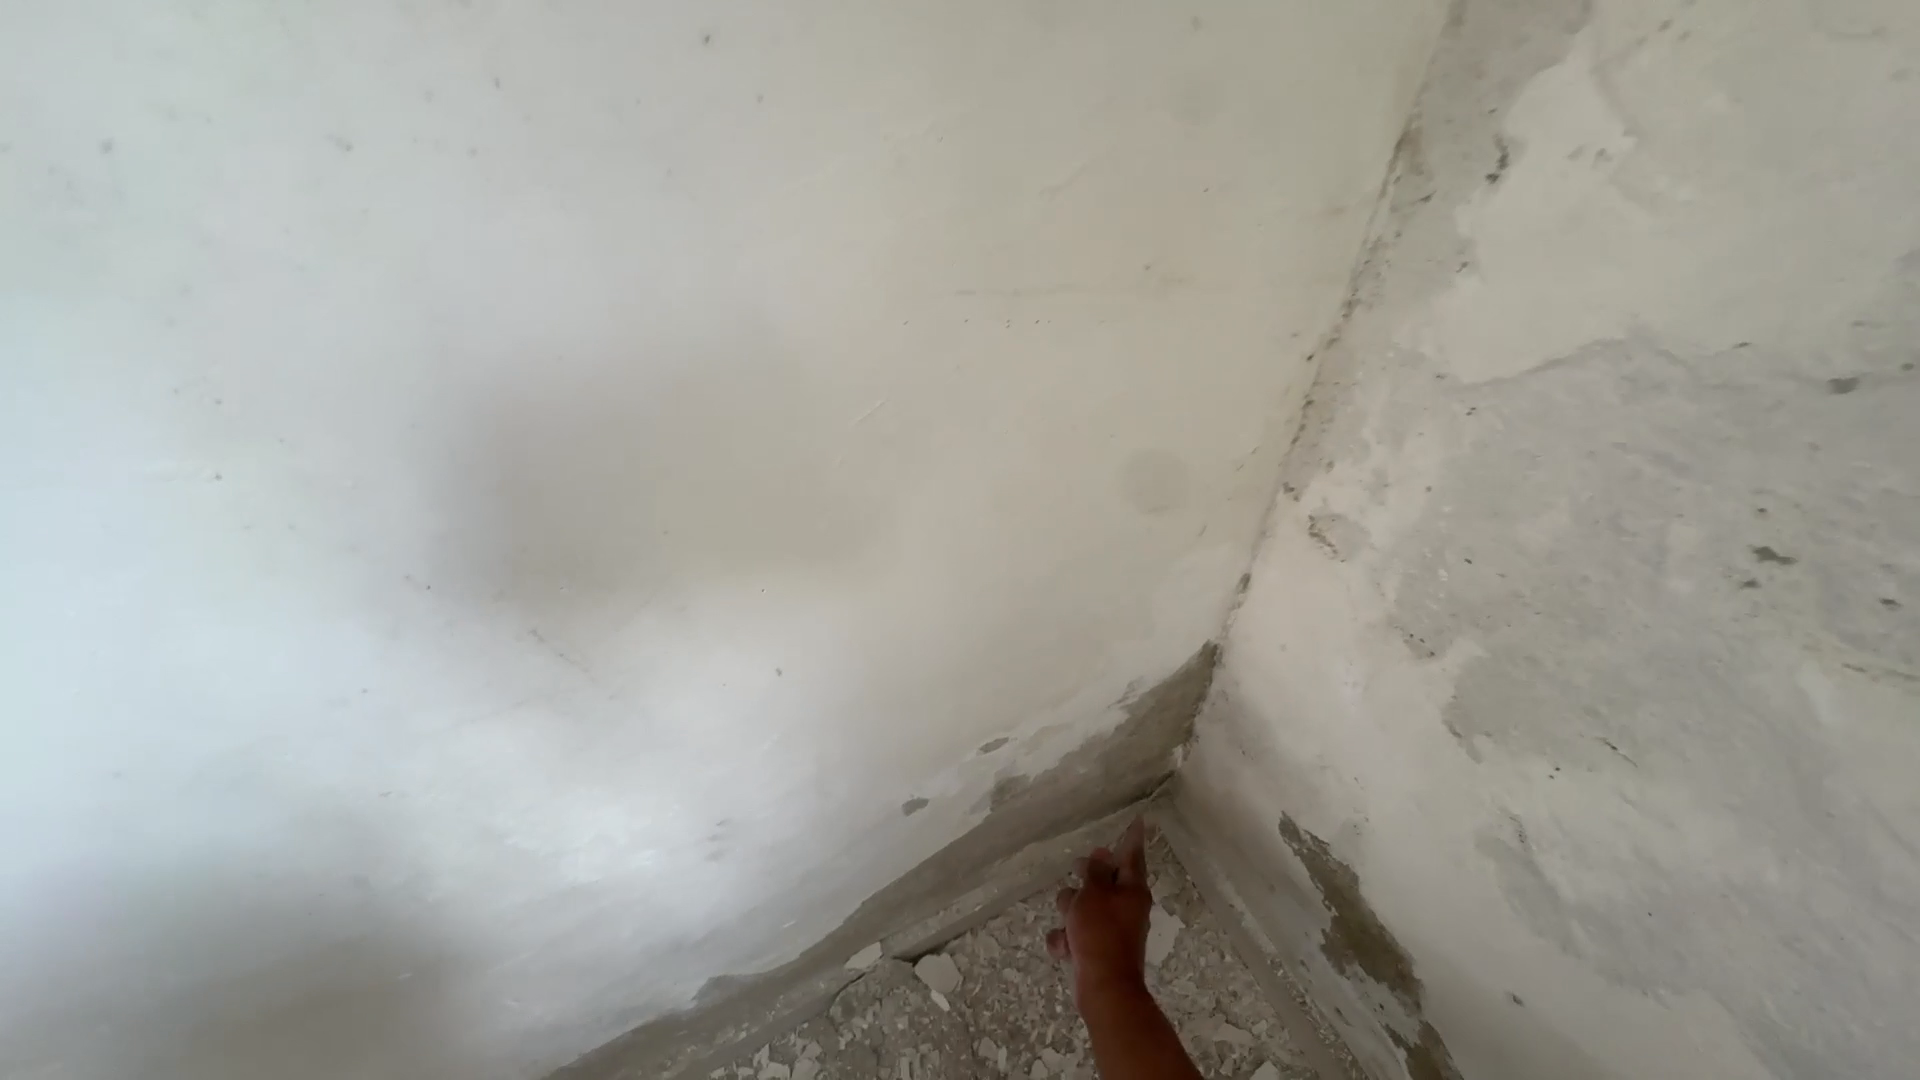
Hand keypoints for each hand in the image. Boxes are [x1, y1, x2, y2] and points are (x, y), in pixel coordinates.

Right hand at [1046, 818, 1153, 1001]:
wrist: (1103, 988)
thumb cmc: (1101, 933)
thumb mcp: (1094, 893)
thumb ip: (1094, 870)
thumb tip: (1100, 854)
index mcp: (1132, 890)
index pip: (1132, 855)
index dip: (1132, 837)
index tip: (1140, 819)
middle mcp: (1125, 907)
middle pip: (1100, 881)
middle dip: (1083, 883)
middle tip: (1076, 873)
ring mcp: (1110, 930)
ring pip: (1081, 907)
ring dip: (1069, 915)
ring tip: (1069, 928)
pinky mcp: (1095, 950)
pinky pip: (1074, 933)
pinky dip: (1066, 940)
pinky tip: (1064, 948)